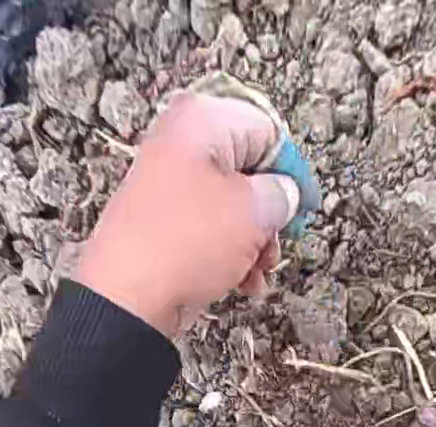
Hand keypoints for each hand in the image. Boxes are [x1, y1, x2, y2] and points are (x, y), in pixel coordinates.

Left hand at [75, 94, 299, 336]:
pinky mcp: (167, 225)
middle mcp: (183, 145)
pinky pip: (212, 233)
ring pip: (234, 209)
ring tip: (258, 272)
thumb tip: (286, 193)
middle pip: (251, 174)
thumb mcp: (253, 212)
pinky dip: (233, 256)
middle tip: (276, 244)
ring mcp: (172, 187)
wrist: (131, 294)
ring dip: (255, 244)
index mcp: (202, 123)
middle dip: (271, 216)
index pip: (268, 132)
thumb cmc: (187, 243)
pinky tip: (241, 283)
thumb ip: (281, 194)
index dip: (292, 171)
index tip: (304, 206)